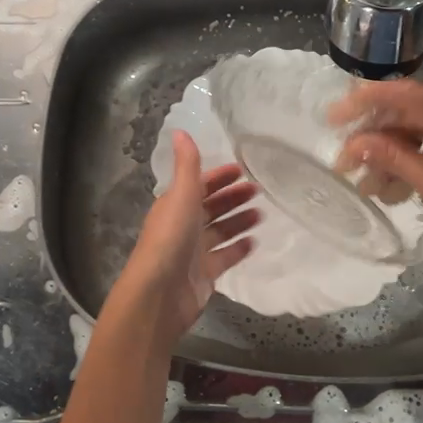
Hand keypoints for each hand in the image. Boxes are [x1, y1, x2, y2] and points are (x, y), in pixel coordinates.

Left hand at [106, 132, 258, 347]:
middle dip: (233, 197)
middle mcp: (183, 225)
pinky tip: (256, 242)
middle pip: (212, 207)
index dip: (219, 177)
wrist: (160, 292)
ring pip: (220, 230)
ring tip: (263, 214)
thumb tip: (180, 130)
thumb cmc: (171, 238)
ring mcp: (194, 251)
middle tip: (260, 190)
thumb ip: (186, 164)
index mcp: (174, 204)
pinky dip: (239, 248)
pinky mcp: (205, 275)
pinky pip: (225, 256)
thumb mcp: (181, 195)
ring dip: (239, 221)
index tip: (242, 170)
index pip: (199, 185)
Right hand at [330, 81, 422, 258]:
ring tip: (378, 190)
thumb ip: (389, 157)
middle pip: (403, 110)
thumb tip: (355, 144)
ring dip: (398, 152)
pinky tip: (409, 181)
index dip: (354, 107)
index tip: (329, 123)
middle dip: (375, 141)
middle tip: (352, 172)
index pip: (385, 93)